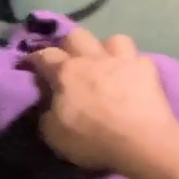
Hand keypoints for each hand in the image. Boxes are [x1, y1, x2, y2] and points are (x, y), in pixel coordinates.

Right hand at [26, 27, 178, 178]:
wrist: (142, 142)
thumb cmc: (94, 140)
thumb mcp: (55, 136)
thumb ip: (47, 116)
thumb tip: (49, 108)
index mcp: (67, 73)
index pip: (44, 55)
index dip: (34, 58)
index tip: (30, 64)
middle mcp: (93, 59)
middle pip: (76, 36)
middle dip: (68, 45)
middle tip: (68, 61)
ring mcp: (123, 60)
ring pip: (111, 38)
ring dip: (104, 49)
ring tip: (105, 64)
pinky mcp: (148, 69)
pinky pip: (137, 56)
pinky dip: (131, 64)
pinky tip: (131, 76)